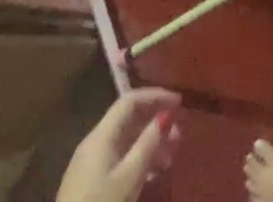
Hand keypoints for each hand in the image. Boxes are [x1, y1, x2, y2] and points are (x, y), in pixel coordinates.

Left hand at [57, 87, 181, 201]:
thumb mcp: (130, 176)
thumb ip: (148, 145)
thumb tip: (166, 116)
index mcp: (102, 134)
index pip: (129, 101)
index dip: (155, 96)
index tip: (179, 102)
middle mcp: (95, 140)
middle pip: (128, 119)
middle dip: (155, 121)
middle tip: (180, 134)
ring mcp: (92, 159)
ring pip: (125, 139)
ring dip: (150, 142)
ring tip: (171, 156)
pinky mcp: (92, 176)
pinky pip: (120, 156)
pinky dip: (139, 157)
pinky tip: (153, 172)